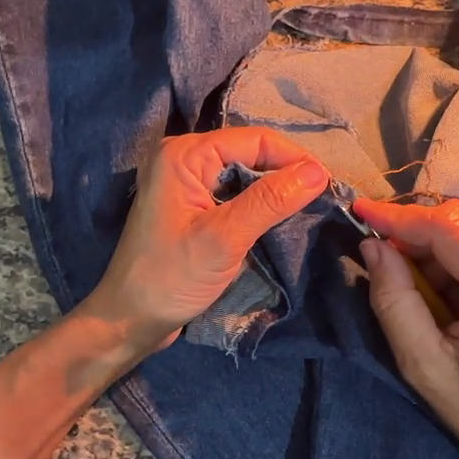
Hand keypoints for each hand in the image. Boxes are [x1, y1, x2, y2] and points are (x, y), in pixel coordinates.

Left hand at [76, 128, 329, 356]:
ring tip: (307, 207)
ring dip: (272, 189)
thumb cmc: (170, 278)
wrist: (129, 318)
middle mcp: (180, 159)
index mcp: (183, 155)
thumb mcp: (224, 238)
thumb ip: (270, 201)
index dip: (294, 158)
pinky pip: (229, 192)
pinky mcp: (187, 206)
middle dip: (284, 171)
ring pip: (241, 173)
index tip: (329, 185)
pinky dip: (254, 202)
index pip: (253, 140)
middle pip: (247, 152)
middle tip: (322, 197)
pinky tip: (276, 219)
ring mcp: (182, 183)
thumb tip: (318, 172)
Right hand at [352, 198, 458, 458]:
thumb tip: (372, 247)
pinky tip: (445, 295)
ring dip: (433, 249)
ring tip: (415, 291)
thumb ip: (395, 303)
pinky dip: (454, 260)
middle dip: (414, 233)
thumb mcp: (426, 367)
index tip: (359, 211)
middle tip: (378, 256)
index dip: (401, 217)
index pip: (452, 231)